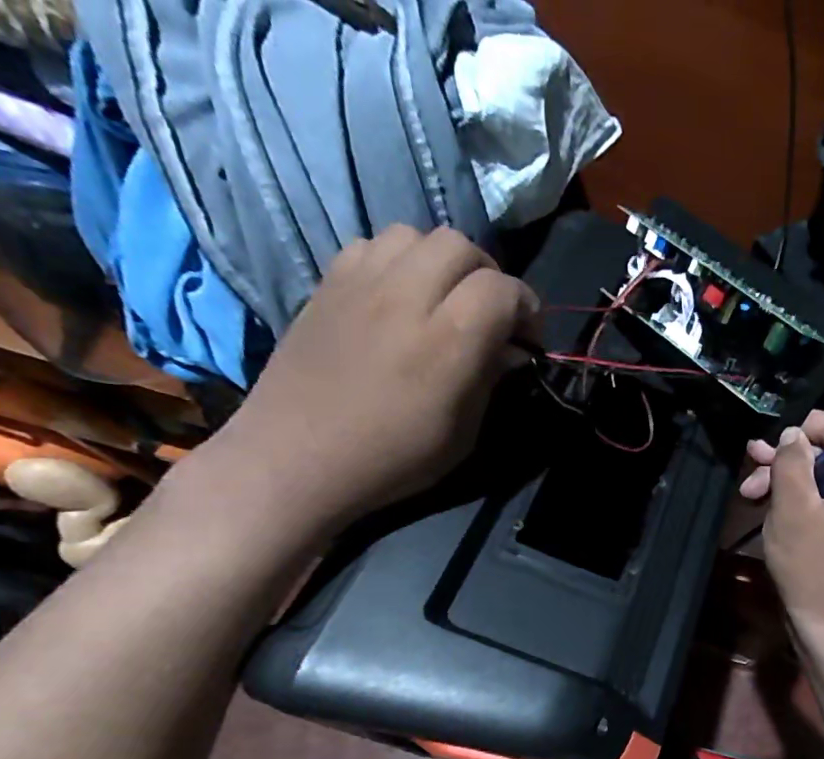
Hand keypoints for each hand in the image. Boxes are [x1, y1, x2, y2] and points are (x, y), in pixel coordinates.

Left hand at [203, 225, 537, 530]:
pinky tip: (394, 295)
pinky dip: (395, 260)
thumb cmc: (390, 459)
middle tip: (485, 311)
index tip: (527, 337)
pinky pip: (371, 245)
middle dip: (486, 275)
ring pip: (415, 234)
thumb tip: (509, 349)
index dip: (526, 307)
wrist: (296, 459)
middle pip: (461, 246)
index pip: (503, 289)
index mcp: (449, 340)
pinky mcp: (328, 284)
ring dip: (439, 260)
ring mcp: (361, 283)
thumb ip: (490, 380)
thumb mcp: (461, 435)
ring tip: (438, 296)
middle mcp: (407, 296)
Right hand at [740, 411, 823, 626]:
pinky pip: (816, 493)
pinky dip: (789, 492)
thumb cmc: (811, 562)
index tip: (791, 438)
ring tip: (749, 488)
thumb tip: (792, 434)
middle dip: (791, 457)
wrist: (818, 617)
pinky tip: (758, 497)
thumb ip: (792, 463)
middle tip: (756, 461)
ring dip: (782, 475)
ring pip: (819, 472)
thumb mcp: (795, 507)